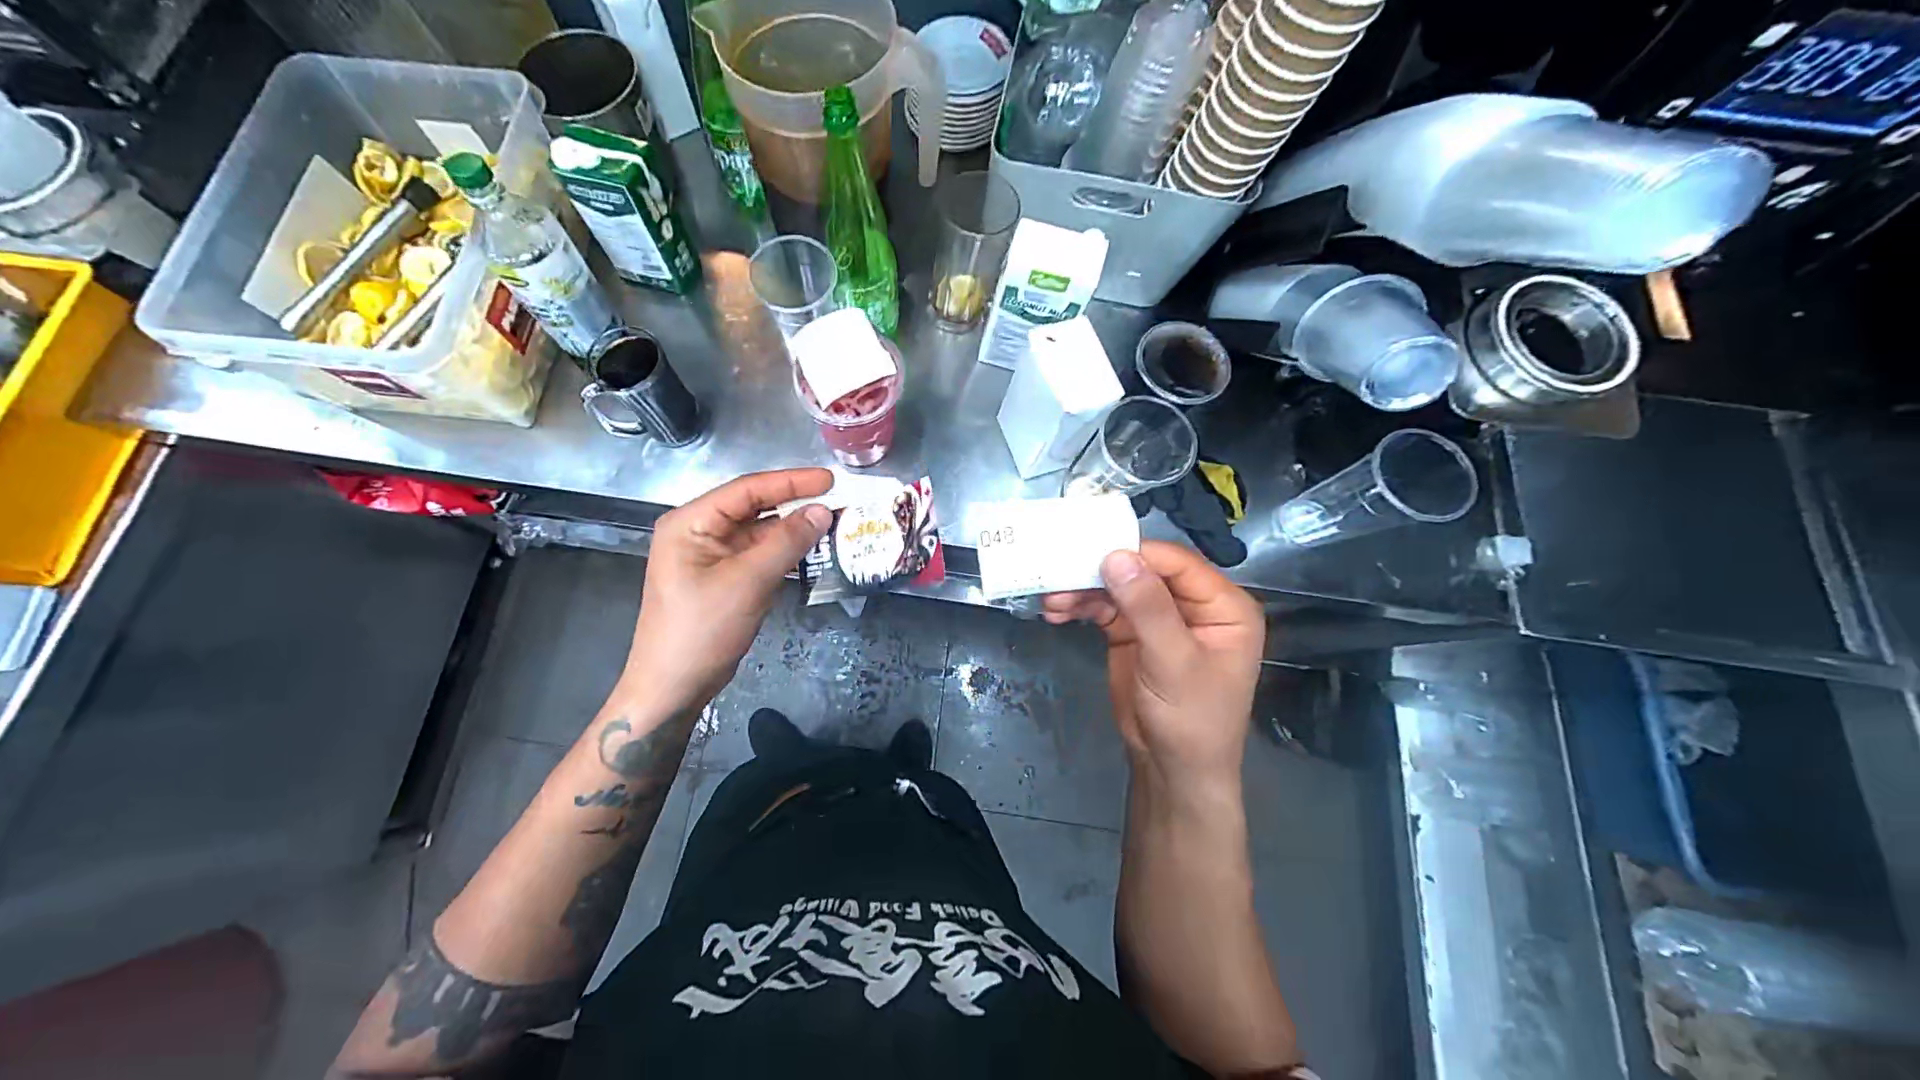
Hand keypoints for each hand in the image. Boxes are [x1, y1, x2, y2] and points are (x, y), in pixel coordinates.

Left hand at [619, 468, 833, 707]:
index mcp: (690, 523)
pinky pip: (758, 556)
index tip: (830, 480)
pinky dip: (784, 553)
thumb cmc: (701, 630)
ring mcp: (710, 558)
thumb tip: (823, 511)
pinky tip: (812, 552)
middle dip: (794, 504)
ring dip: (792, 530)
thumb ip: (786, 542)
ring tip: (832, 525)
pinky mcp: (723, 580)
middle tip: (837, 501)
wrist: (673, 688)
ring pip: (759, 533)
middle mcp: (698, 532)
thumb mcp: (747, 582)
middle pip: (753, 508)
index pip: (746, 489)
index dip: (790, 482)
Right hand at [1042, 541, 1263, 795]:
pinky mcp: (1133, 634)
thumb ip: (1147, 608)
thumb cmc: (1191, 721)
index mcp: (1223, 606)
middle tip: (1061, 573)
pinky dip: (1081, 606)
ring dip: (1085, 590)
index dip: (1137, 555)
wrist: (1173, 772)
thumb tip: (1117, 556)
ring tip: (1052, 599)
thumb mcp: (1173, 662)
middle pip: (1144, 571)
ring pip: (1119, 587)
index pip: (1177, 564)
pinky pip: (1105, 608)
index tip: (1092, 551)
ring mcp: (1161, 618)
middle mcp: (1193, 605)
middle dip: (1103, 572)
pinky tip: (1057, 611)